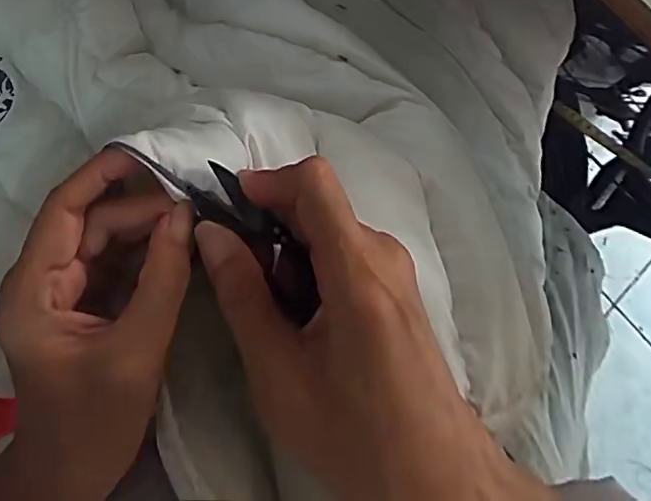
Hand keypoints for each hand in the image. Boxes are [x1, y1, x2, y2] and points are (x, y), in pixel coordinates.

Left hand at [0, 149, 193, 500]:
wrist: (68, 483)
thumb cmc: (91, 425)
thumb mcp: (135, 353)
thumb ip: (163, 279)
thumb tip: (185, 213)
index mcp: (32, 288)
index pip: (63, 209)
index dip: (101, 175)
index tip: (145, 153)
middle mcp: (40, 279)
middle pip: (91, 221)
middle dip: (139, 209)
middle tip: (190, 207)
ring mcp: (61, 291)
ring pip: (106, 238)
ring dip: (146, 227)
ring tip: (190, 220)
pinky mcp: (83, 303)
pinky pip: (116, 261)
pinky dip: (146, 250)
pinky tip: (178, 244)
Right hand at [195, 157, 553, 500]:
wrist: (438, 478)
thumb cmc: (356, 435)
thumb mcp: (280, 374)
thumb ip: (242, 295)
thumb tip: (212, 233)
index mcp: (357, 271)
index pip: (315, 182)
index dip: (269, 180)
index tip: (231, 204)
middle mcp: (382, 253)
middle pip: (319, 202)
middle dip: (271, 221)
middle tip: (240, 269)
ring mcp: (396, 267)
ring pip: (330, 226)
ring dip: (291, 247)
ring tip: (272, 306)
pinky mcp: (398, 284)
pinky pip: (346, 248)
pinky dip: (313, 262)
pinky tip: (302, 316)